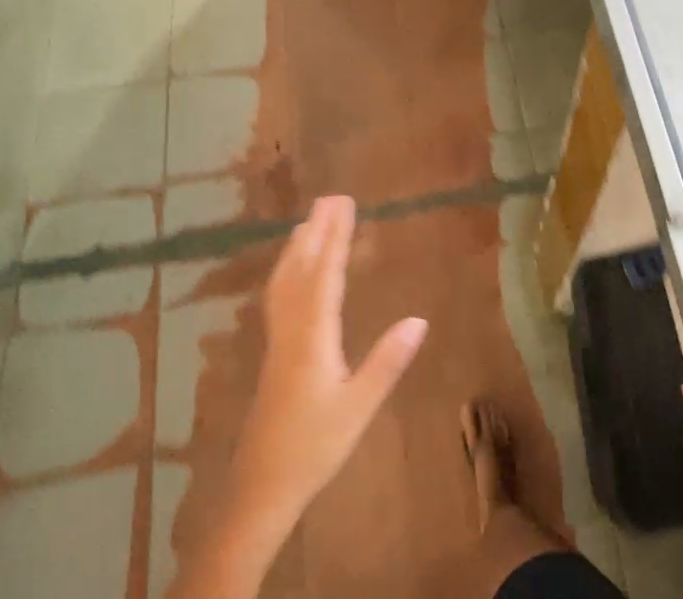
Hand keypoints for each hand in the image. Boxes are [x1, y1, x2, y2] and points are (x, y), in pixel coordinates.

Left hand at [233, 195, 427, 520]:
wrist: (263, 484)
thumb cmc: (316, 446)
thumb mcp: (359, 406)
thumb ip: (387, 362)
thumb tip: (419, 319)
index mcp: (313, 339)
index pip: (325, 277)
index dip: (335, 238)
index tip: (344, 205)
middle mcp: (291, 331)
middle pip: (300, 271)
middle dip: (316, 232)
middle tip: (329, 198)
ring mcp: (278, 342)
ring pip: (284, 284)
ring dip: (297, 249)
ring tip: (308, 222)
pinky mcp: (274, 355)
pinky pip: (279, 299)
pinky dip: (288, 273)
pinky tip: (292, 275)